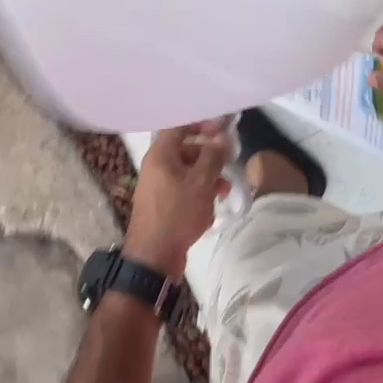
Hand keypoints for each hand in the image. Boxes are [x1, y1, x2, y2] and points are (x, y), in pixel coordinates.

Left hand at [124, 120, 232, 277]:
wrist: (153, 258)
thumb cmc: (177, 213)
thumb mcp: (201, 182)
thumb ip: (213, 156)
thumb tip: (222, 138)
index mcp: (160, 154)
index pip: (180, 126)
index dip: (202, 124)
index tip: (223, 129)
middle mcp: (156, 166)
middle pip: (185, 149)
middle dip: (209, 155)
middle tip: (229, 161)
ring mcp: (157, 188)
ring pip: (187, 172)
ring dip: (208, 177)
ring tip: (226, 189)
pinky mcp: (162, 206)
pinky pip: (183, 190)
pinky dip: (198, 193)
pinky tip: (211, 208)